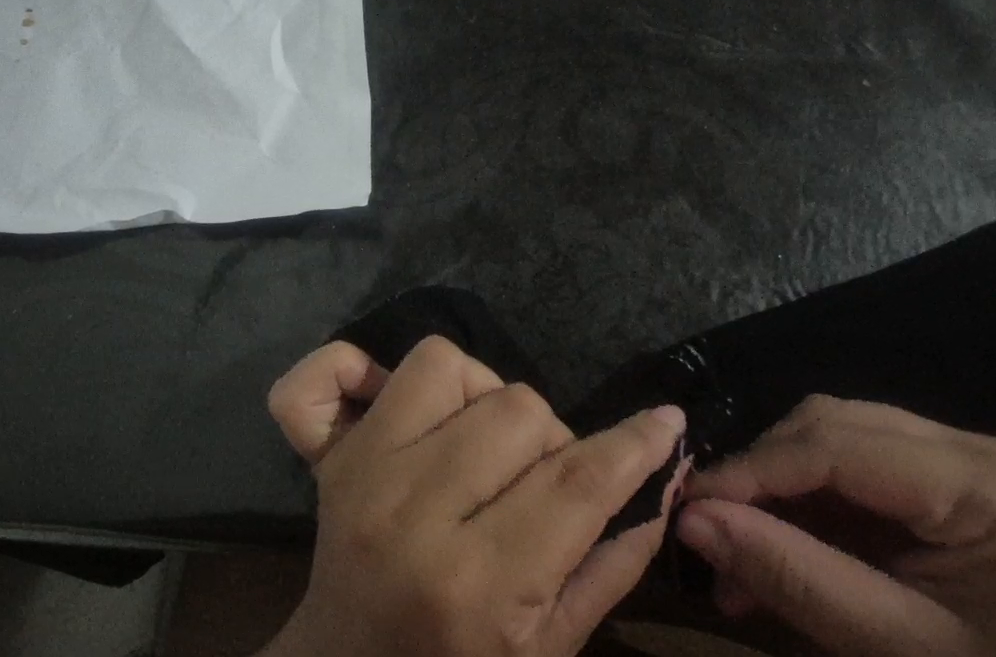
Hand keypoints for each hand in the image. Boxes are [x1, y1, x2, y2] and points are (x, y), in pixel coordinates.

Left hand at [262, 336, 687, 656]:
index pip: (575, 483)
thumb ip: (614, 559)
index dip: (633, 445)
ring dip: (483, 397)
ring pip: (449, 367)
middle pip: (518, 410)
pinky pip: (335, 370)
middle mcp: (413, 513)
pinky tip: (400, 409)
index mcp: (476, 584)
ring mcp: (362, 473)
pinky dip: (366, 369)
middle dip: (551, 440)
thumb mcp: (551, 644)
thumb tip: (666, 472)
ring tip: (481, 446)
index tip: (666, 421)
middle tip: (540, 480)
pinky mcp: (329, 454)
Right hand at [677, 396, 995, 656]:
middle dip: (762, 478)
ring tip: (737, 562)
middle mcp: (971, 450)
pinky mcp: (949, 491)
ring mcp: (962, 466)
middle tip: (710, 537)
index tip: (685, 509)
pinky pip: (856, 477)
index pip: (836, 445)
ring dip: (778, 494)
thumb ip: (795, 578)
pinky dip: (809, 511)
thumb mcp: (901, 649)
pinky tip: (781, 556)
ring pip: (834, 444)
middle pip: (831, 428)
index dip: (751, 471)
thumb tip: (690, 520)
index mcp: (983, 484)